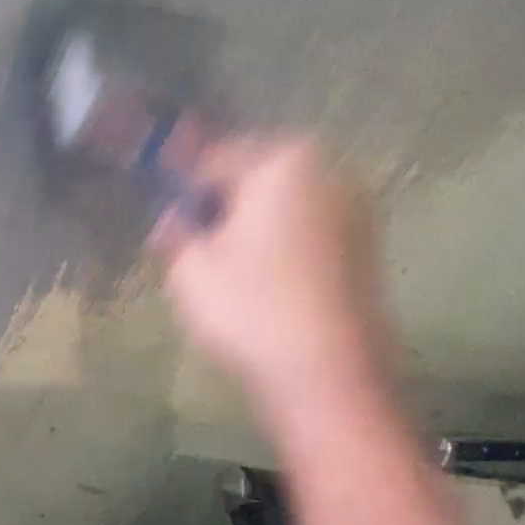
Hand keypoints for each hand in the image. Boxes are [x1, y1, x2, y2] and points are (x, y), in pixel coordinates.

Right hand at [154, 137, 390, 412]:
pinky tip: (256, 276)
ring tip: (218, 259)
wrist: (325, 366)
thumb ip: (176, 232)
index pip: (217, 157)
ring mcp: (354, 208)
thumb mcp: (190, 268)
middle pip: (258, 176)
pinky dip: (279, 242)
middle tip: (188, 232)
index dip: (182, 179)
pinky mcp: (364, 246)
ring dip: (251, 221)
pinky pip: (306, 229)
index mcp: (283, 164)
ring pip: (284, 204)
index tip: (160, 197)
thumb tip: (172, 217)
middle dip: (222, 199)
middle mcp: (328, 172)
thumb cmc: (249, 307)